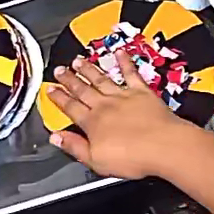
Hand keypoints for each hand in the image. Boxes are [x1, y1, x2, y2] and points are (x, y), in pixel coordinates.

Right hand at [45, 53, 204, 180]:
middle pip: (83, 90)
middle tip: (59, 70)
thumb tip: (56, 137)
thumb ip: (74, 147)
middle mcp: (105, 105)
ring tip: (78, 60)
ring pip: (101, 79)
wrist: (164, 146)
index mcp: (92, 123)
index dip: (59, 98)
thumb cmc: (133, 157)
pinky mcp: (142, 92)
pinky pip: (130, 73)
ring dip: (89, 69)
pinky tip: (119, 52)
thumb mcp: (96, 160)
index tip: (50, 89)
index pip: (70, 108)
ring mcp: (124, 96)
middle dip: (69, 79)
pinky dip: (124, 62)